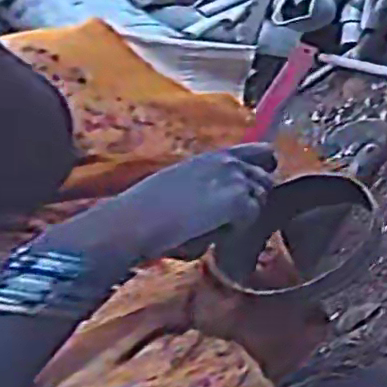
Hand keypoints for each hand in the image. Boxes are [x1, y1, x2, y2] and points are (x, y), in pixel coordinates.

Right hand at [46, 144, 277, 267]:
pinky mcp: (238, 200)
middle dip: (251, 200)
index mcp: (214, 157)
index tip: (259, 183)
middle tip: (225, 219)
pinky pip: (250, 217)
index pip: (262, 151)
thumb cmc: (137, 212)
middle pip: (265, 180)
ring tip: (208, 229)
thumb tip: (222, 195)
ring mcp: (237, 179)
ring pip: (259, 200)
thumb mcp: (176, 181)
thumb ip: (206, 180)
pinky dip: (233, 231)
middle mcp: (230, 163)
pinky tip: (206, 236)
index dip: (264, 167)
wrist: (122, 227)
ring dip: (240, 217)